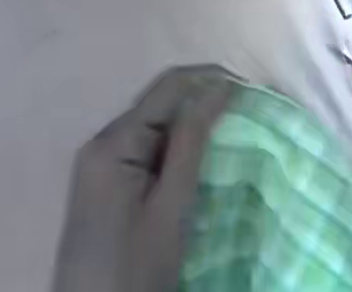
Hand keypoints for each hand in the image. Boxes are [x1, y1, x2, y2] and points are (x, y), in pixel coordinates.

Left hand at [51, 66, 236, 291]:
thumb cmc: (133, 275)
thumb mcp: (171, 206)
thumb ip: (192, 140)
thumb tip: (220, 85)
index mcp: (113, 142)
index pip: (170, 86)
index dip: (211, 78)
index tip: (250, 91)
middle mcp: (102, 142)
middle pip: (162, 101)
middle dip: (204, 100)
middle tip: (247, 113)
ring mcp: (101, 165)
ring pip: (157, 124)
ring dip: (193, 124)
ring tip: (231, 133)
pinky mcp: (106, 186)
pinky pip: (148, 148)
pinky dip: (177, 147)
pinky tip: (200, 160)